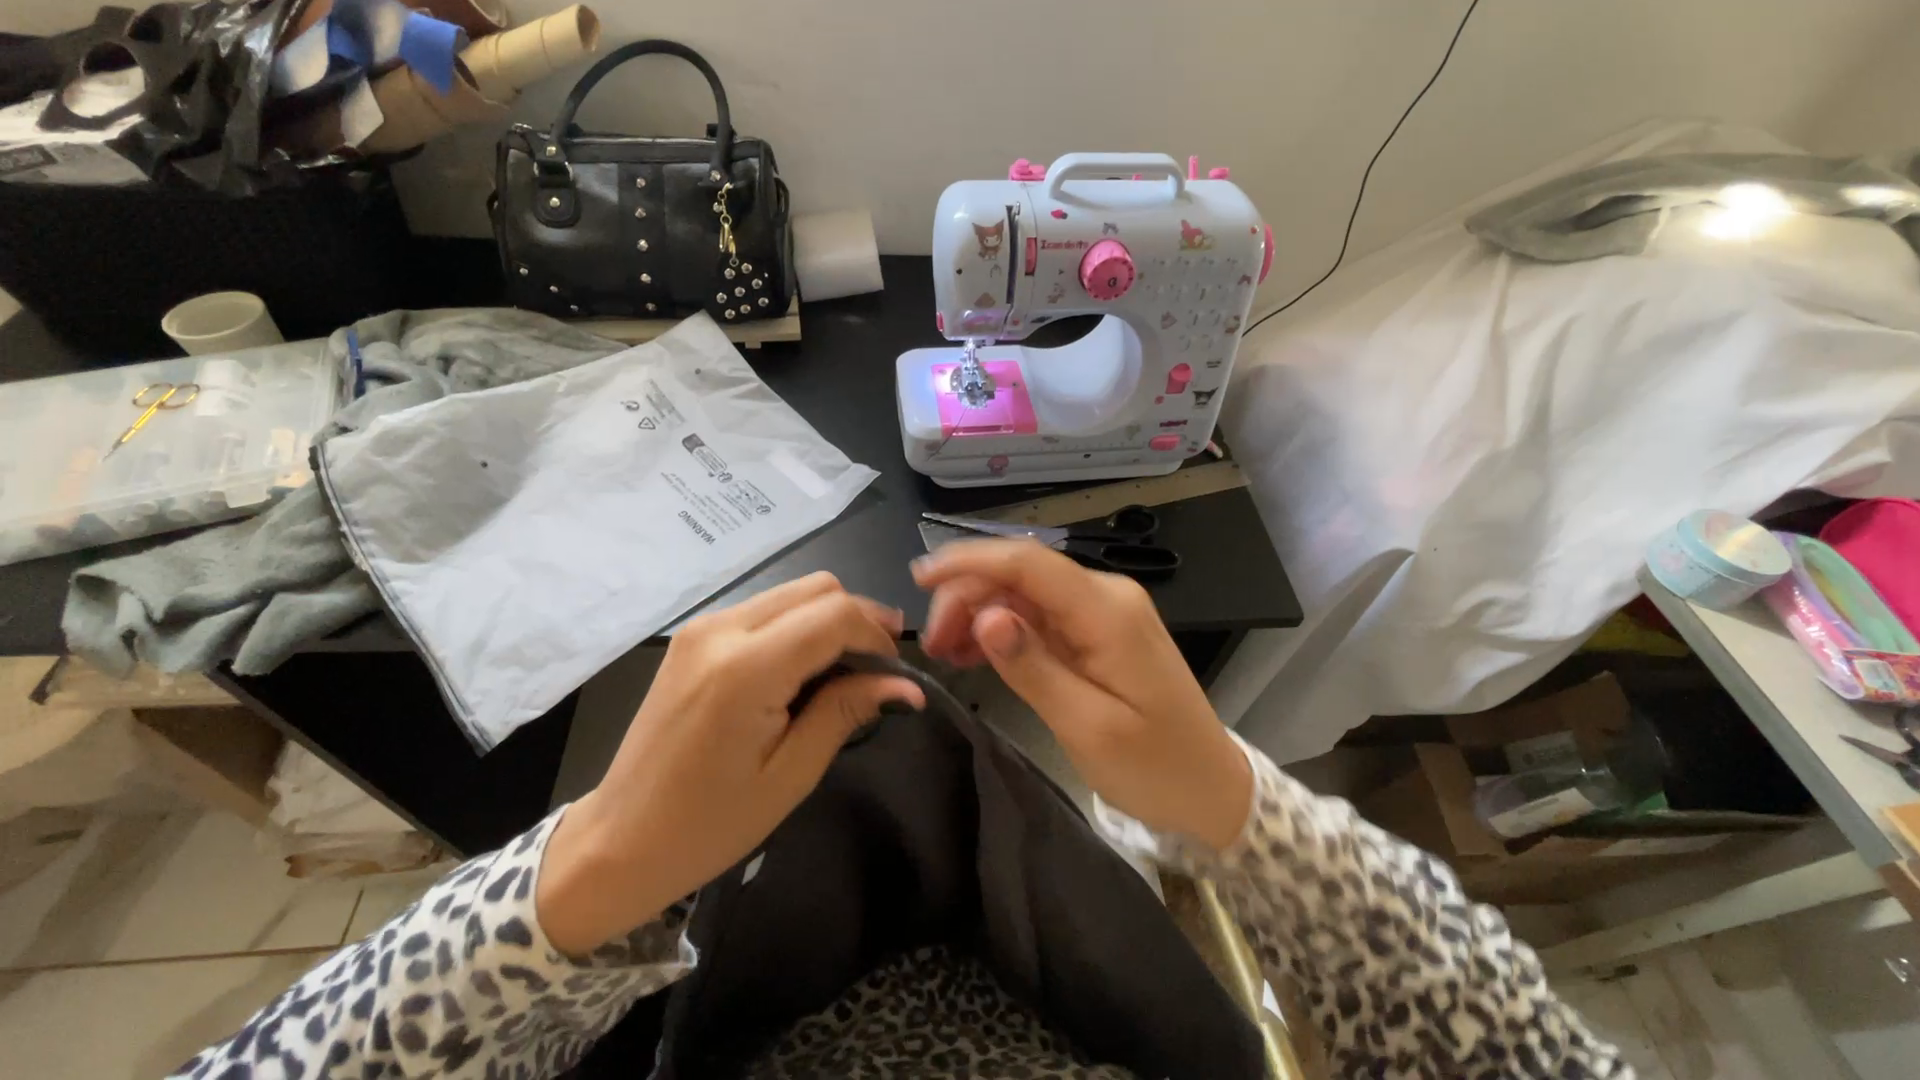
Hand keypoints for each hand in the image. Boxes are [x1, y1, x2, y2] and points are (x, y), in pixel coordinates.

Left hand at [537, 573, 924, 955]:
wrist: (621, 839)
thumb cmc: (710, 823)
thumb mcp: (791, 774)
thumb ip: (846, 712)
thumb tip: (907, 685)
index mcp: (746, 668)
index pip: (836, 615)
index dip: (877, 638)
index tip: (895, 677)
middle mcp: (722, 629)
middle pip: (817, 588)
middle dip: (859, 620)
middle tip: (880, 670)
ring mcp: (702, 628)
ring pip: (792, 592)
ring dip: (829, 621)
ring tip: (845, 674)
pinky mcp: (694, 637)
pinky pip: (764, 610)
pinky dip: (798, 627)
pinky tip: (804, 672)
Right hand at [915, 540, 1250, 851]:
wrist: (1209, 787)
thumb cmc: (1155, 766)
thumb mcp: (1088, 727)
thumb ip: (1034, 669)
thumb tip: (984, 617)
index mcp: (1108, 612)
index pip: (1030, 563)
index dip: (970, 561)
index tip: (919, 577)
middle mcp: (1106, 597)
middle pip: (1021, 574)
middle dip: (968, 597)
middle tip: (933, 646)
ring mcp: (1102, 612)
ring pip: (1024, 593)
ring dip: (979, 613)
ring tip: (946, 653)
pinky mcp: (1096, 632)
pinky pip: (1039, 615)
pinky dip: (1002, 629)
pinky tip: (974, 652)